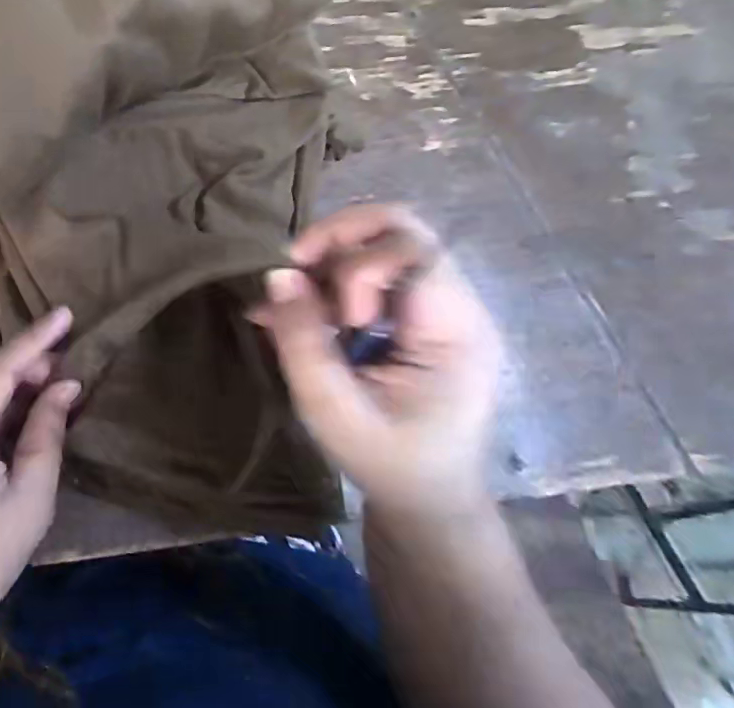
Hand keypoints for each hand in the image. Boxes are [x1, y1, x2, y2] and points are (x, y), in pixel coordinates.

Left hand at [0, 308, 80, 648]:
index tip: (66, 312)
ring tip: (57, 378)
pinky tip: (27, 403)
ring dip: (17, 381)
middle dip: (31, 362)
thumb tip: (65, 385)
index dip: (37, 339)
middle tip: (72, 360)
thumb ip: (46, 431)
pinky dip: (1, 400)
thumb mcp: (30, 496)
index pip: (2, 368)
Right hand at [251, 205, 503, 518]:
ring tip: (293, 309)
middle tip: (296, 275)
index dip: (357, 257)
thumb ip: (303, 340)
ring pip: (376, 244)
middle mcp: (455, 305)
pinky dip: (329, 283)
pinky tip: (297, 315)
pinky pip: (369, 273)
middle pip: (397, 231)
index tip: (332, 312)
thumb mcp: (333, 410)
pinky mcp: (414, 315)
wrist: (427, 502)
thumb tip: (277, 274)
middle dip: (337, 242)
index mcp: (455, 329)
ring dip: (326, 265)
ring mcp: (436, 307)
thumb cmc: (388, 462)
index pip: (414, 246)